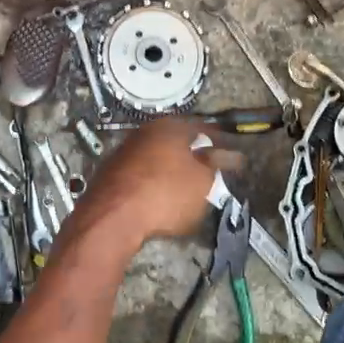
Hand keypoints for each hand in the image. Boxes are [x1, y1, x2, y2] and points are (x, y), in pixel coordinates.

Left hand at [73, 117, 232, 247]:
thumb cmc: (164, 194)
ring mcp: (126, 151)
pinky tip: (160, 198)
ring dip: (172, 168)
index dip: (219, 141)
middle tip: (211, 171)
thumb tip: (229, 154)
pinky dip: (154, 182)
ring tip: (187, 188)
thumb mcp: (202, 182)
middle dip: (194, 154)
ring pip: (158, 157)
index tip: (231, 153)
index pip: (203, 128)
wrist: (112, 216)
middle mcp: (146, 132)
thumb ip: (216, 165)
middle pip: (177, 140)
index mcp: (170, 127)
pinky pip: (142, 174)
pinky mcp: (113, 173)